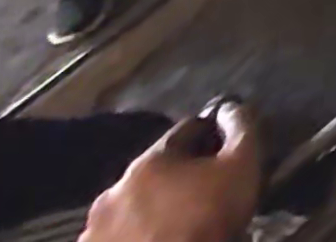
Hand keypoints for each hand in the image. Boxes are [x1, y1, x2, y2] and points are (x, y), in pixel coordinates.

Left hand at [81, 103, 261, 241]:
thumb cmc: (211, 216)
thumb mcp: (243, 162)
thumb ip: (242, 125)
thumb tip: (232, 107)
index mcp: (149, 161)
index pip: (187, 129)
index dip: (213, 134)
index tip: (228, 149)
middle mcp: (112, 191)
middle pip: (157, 168)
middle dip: (180, 172)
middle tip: (205, 188)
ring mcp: (92, 234)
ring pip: (134, 204)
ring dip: (154, 205)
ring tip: (180, 221)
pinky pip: (120, 236)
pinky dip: (138, 234)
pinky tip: (161, 240)